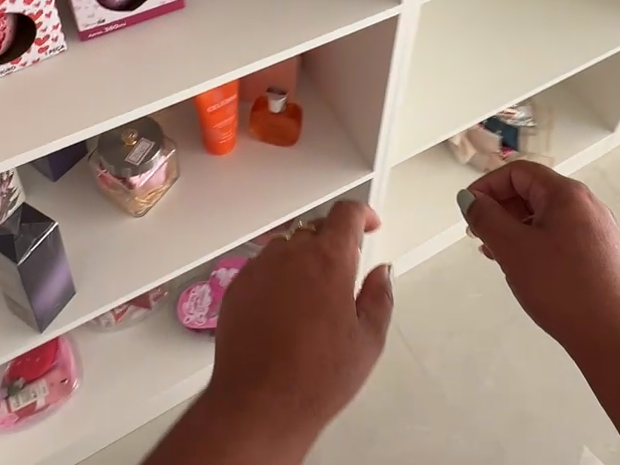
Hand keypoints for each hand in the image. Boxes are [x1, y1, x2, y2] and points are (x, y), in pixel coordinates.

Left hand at [203, 201, 393, 448]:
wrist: (258, 405)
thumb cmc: (316, 378)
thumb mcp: (368, 341)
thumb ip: (380, 296)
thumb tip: (382, 272)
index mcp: (329, 260)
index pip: (346, 214)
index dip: (362, 214)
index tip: (368, 224)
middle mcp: (291, 254)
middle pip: (316, 228)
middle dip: (333, 242)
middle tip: (343, 274)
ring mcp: (260, 268)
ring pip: (288, 247)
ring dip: (303, 259)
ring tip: (311, 298)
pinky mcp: (238, 286)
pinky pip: (263, 268)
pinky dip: (277, 278)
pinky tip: (283, 311)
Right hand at [461, 160, 619, 361]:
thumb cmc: (562, 288)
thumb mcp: (513, 249)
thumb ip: (485, 217)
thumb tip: (470, 198)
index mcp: (567, 193)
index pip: (518, 172)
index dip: (487, 186)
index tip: (468, 212)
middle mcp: (588, 205)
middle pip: (534, 192)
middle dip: (501, 210)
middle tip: (481, 239)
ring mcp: (600, 232)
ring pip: (547, 218)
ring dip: (517, 231)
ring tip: (501, 259)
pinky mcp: (605, 258)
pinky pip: (563, 239)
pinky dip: (539, 246)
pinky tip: (530, 274)